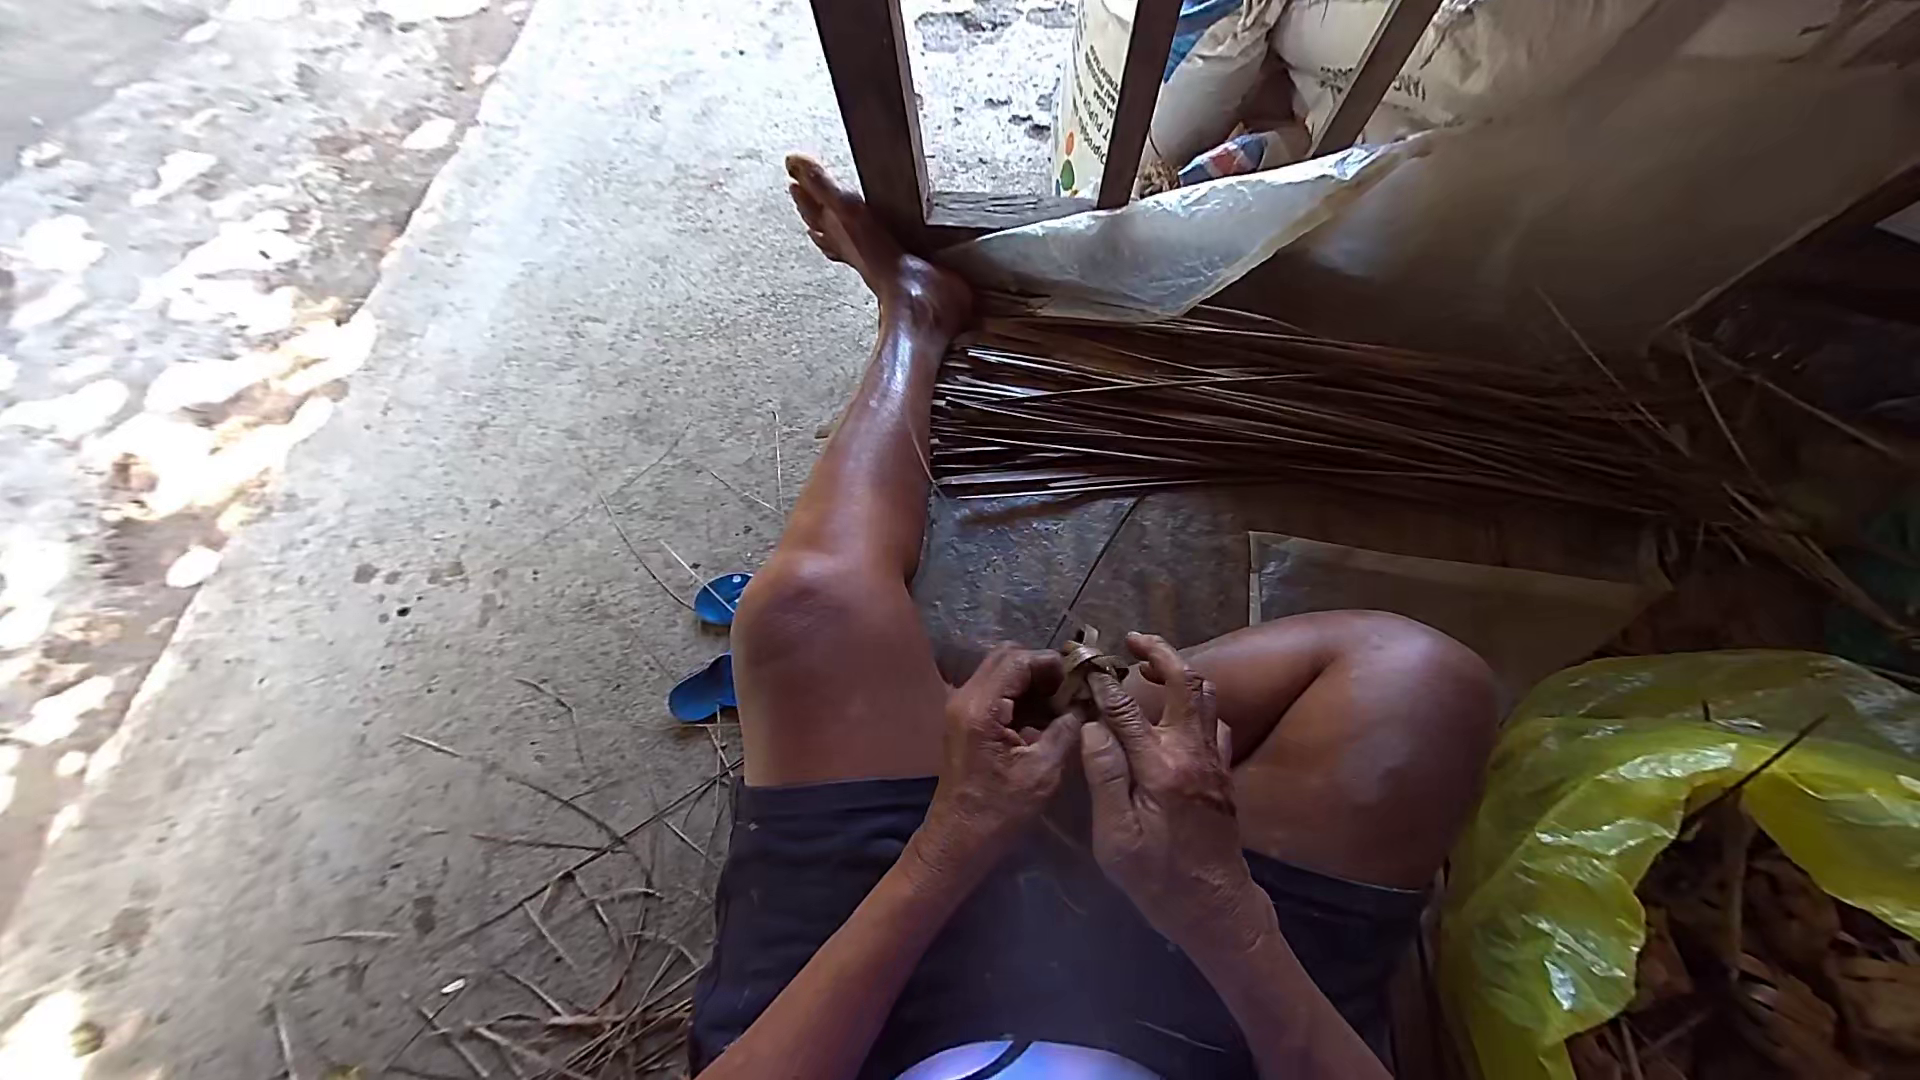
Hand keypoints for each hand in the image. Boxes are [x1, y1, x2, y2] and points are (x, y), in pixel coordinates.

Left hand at [911, 647, 1080, 880]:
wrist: (958, 839)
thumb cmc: (1000, 810)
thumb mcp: (1042, 771)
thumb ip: (1066, 729)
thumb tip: (1085, 702)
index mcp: (981, 707)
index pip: (1017, 660)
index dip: (1051, 663)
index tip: (1079, 676)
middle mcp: (965, 696)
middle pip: (1006, 658)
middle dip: (1040, 667)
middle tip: (1070, 687)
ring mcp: (961, 705)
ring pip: (1000, 670)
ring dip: (1030, 679)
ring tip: (1063, 700)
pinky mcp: (964, 717)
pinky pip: (995, 689)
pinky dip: (1019, 693)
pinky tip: (1044, 714)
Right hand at [1080, 633, 1276, 958]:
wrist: (1216, 910)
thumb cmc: (1156, 878)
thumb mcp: (1115, 837)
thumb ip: (1104, 776)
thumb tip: (1092, 726)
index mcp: (1161, 767)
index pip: (1126, 708)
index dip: (1103, 684)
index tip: (1086, 669)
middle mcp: (1192, 752)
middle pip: (1184, 682)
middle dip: (1158, 652)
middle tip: (1131, 640)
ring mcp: (1213, 758)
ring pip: (1205, 694)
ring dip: (1177, 670)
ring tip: (1146, 665)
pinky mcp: (1223, 769)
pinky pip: (1214, 718)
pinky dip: (1194, 700)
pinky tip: (1174, 709)